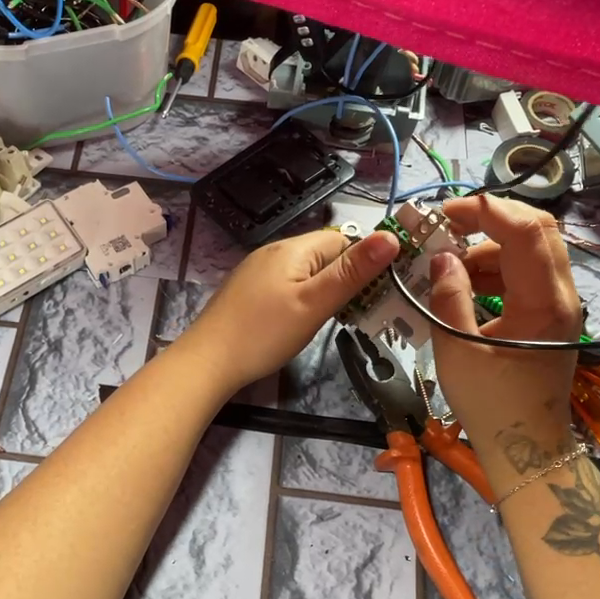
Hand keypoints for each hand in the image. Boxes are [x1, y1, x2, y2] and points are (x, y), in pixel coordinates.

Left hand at [178, 228, 399, 391]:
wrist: (207, 362)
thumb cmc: (263, 334)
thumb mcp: (314, 303)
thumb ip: (352, 272)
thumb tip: (391, 236)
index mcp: (292, 248)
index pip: (344, 240)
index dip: (365, 262)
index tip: (382, 291)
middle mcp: (273, 253)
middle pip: (325, 256)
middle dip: (346, 279)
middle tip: (363, 312)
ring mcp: (257, 273)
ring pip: (306, 274)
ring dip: (325, 292)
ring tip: (334, 320)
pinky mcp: (248, 294)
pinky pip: (287, 287)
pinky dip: (302, 301)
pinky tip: (301, 323)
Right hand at [425, 195, 580, 481]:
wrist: (526, 446)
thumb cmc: (491, 405)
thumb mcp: (458, 351)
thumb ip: (448, 298)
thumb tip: (442, 258)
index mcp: (544, 303)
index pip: (525, 231)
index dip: (486, 211)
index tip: (445, 214)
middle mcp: (562, 295)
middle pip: (537, 230)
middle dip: (490, 219)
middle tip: (448, 226)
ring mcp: (560, 304)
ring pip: (532, 250)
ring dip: (489, 246)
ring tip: (447, 262)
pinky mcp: (551, 315)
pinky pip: (528, 274)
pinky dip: (497, 268)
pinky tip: (465, 283)